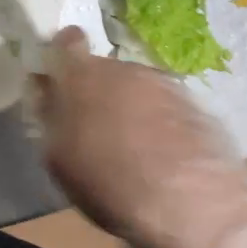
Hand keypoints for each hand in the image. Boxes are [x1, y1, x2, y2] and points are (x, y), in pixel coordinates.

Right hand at [35, 27, 246, 247]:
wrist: (194, 203)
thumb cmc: (109, 181)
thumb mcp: (58, 157)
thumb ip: (50, 117)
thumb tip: (47, 93)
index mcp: (84, 77)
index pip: (67, 43)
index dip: (60, 54)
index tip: (56, 74)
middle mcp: (127, 70)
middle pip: (104, 70)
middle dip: (95, 91)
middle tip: (91, 126)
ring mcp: (168, 86)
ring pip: (137, 89)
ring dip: (129, 107)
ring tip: (128, 146)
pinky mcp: (200, 107)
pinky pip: (166, 108)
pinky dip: (158, 124)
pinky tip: (159, 156)